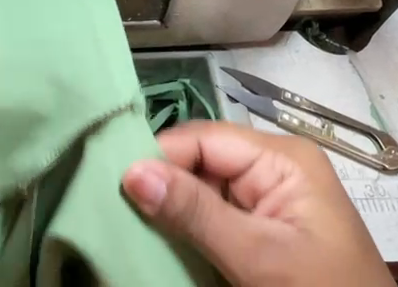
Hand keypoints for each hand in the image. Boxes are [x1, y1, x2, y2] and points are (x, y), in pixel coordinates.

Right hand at [122, 122, 390, 286]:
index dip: (159, 157)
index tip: (115, 184)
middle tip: (117, 207)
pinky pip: (214, 220)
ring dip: (172, 212)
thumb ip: (195, 212)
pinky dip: (188, 233)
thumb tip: (130, 170)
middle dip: (163, 186)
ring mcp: (270, 203)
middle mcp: (274, 169)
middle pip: (199, 163)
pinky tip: (162, 242)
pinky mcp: (265, 235)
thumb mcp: (260, 258)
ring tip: (131, 223)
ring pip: (201, 192)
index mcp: (282, 158)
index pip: (202, 139)